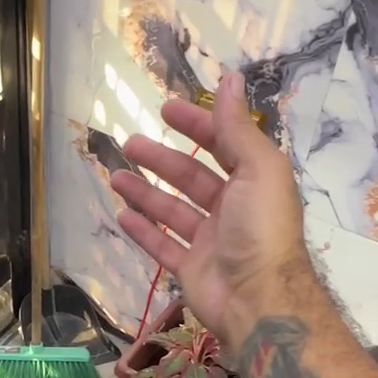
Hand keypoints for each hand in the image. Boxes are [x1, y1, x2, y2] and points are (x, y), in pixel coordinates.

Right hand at [110, 72, 312, 344]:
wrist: (259, 300)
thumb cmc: (262, 229)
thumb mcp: (257, 168)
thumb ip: (237, 127)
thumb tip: (229, 78)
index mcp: (254, 182)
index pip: (223, 144)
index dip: (197, 125)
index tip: (166, 109)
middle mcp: (233, 208)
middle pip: (192, 176)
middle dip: (161, 158)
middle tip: (129, 143)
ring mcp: (212, 241)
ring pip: (173, 210)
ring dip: (145, 191)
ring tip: (115, 176)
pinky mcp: (192, 269)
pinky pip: (163, 246)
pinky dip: (144, 231)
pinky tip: (122, 214)